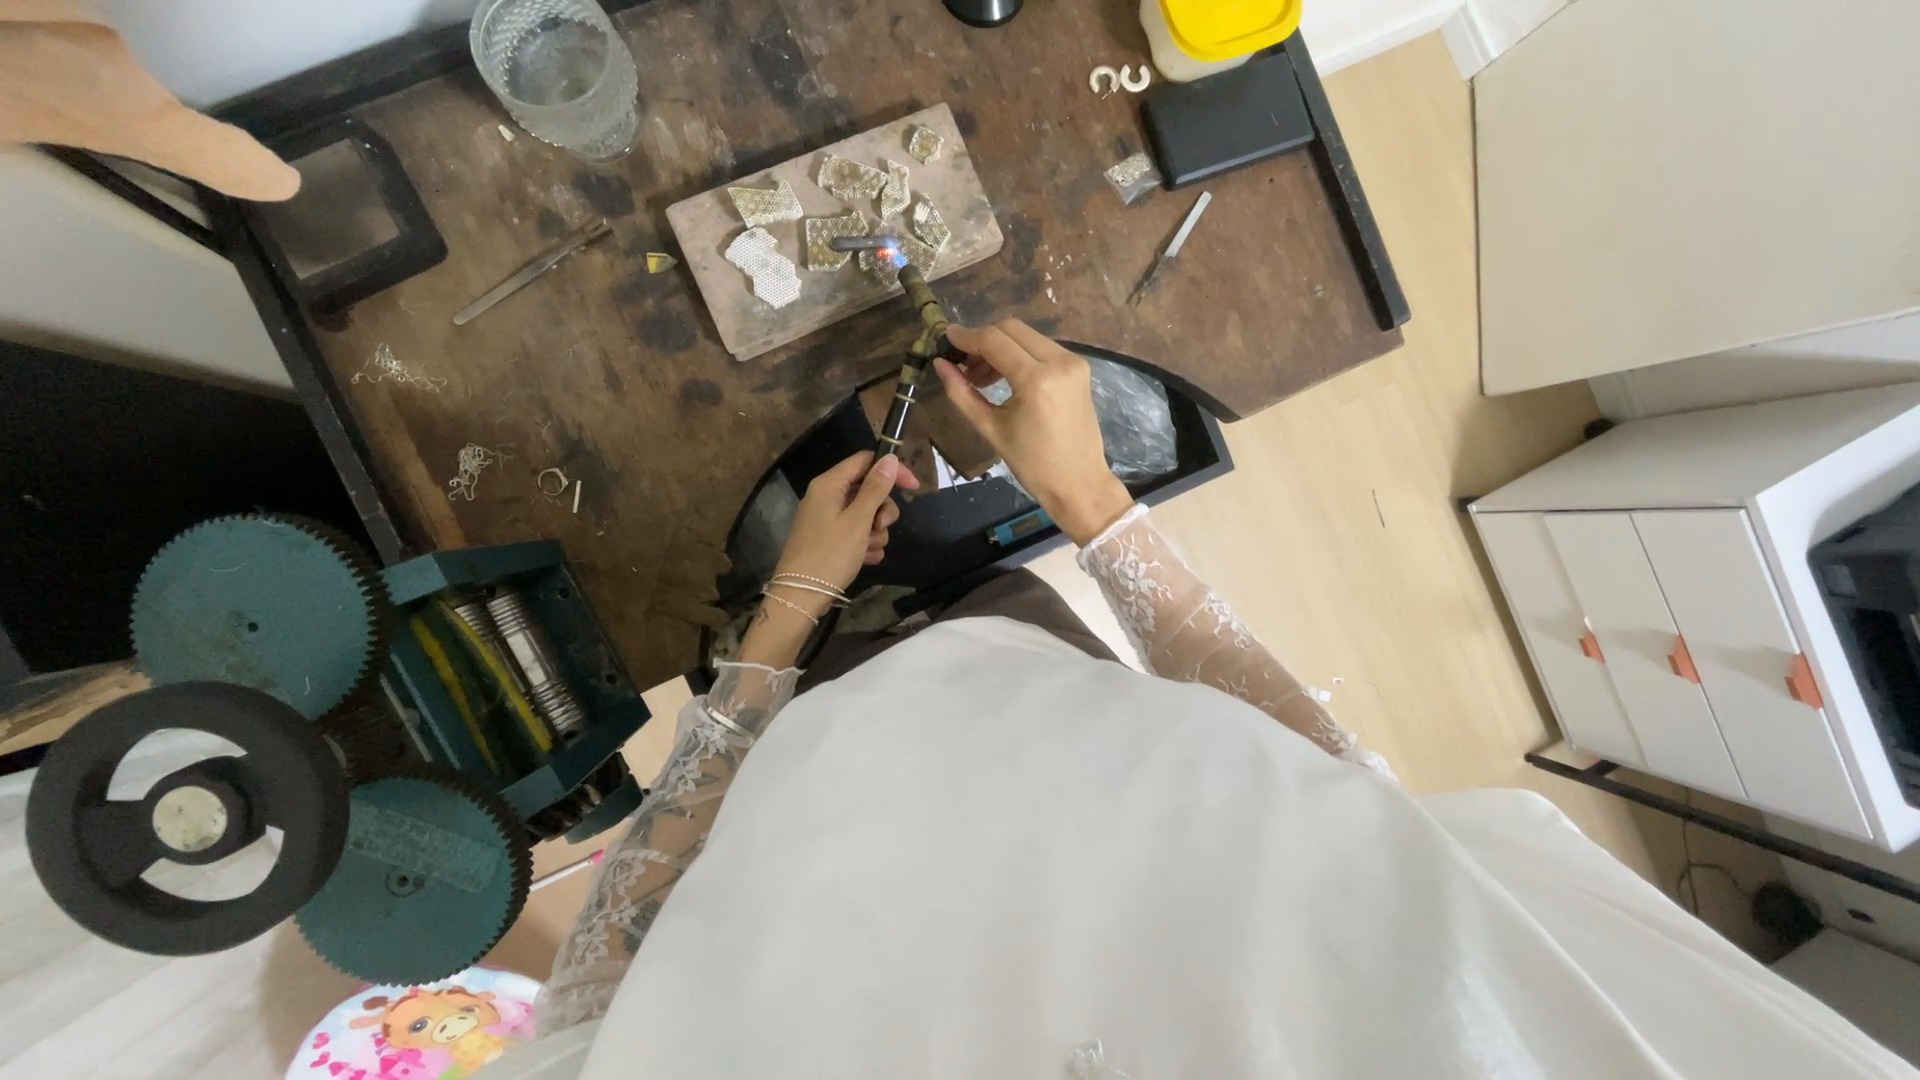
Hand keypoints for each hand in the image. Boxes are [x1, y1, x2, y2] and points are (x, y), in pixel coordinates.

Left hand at [772, 451, 919, 613]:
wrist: (801, 596)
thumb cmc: (829, 555)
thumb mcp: (857, 520)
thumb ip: (875, 489)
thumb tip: (890, 458)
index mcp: (829, 485)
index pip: (865, 461)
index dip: (890, 470)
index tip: (913, 488)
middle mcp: (827, 497)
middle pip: (868, 490)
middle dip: (882, 510)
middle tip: (881, 527)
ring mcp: (827, 519)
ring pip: (865, 514)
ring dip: (875, 532)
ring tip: (869, 549)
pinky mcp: (830, 539)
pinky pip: (857, 533)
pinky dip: (865, 544)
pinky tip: (865, 558)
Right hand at [934, 319, 1133, 544]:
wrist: (1079, 482)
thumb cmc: (1032, 464)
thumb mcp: (991, 429)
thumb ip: (962, 393)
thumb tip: (940, 364)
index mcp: (1036, 380)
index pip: (993, 341)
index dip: (966, 337)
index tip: (945, 339)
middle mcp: (1059, 362)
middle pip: (1011, 329)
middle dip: (983, 340)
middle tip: (963, 364)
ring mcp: (1073, 362)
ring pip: (1027, 335)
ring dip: (1000, 347)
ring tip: (981, 377)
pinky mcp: (1079, 368)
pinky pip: (1042, 348)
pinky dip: (1019, 354)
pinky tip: (1005, 377)